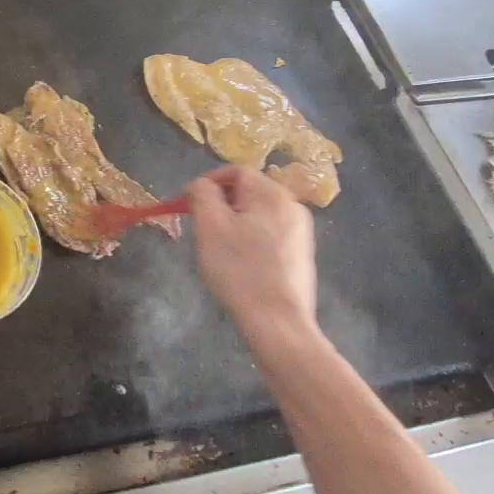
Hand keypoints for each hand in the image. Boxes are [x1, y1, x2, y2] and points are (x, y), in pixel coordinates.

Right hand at [189, 164, 319, 343]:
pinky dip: (252, 240)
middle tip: (203, 229)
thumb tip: (200, 184)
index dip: (209, 182)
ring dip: (236, 223)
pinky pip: (270, 234)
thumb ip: (202, 194)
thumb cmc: (240, 270)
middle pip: (248, 192)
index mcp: (272, 193)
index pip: (236, 171)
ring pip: (258, 214)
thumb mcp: (210, 226)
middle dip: (222, 205)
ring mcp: (301, 231)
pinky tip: (243, 265)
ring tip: (221, 250)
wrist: (278, 322)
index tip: (190, 204)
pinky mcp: (302, 254)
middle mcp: (292, 205)